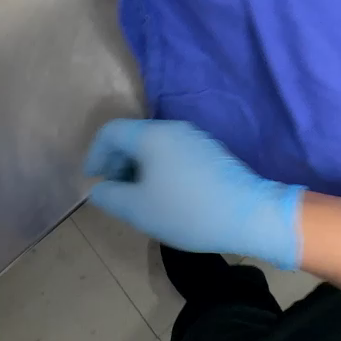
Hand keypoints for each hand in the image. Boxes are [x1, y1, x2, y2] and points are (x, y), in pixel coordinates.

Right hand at [83, 119, 304, 268]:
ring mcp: (195, 137)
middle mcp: (173, 128)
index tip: (92, 180)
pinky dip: (158, 168)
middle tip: (113, 191)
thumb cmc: (187, 210)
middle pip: (133, 135)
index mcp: (152, 135)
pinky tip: (164, 195)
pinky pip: (173, 152)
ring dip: (137, 166)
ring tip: (137, 197)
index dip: (95, 154)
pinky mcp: (210, 151)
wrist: (248, 213)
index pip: (111, 131)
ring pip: (154, 145)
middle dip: (116, 161)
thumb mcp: (139, 209)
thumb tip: (98, 188)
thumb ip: (110, 196)